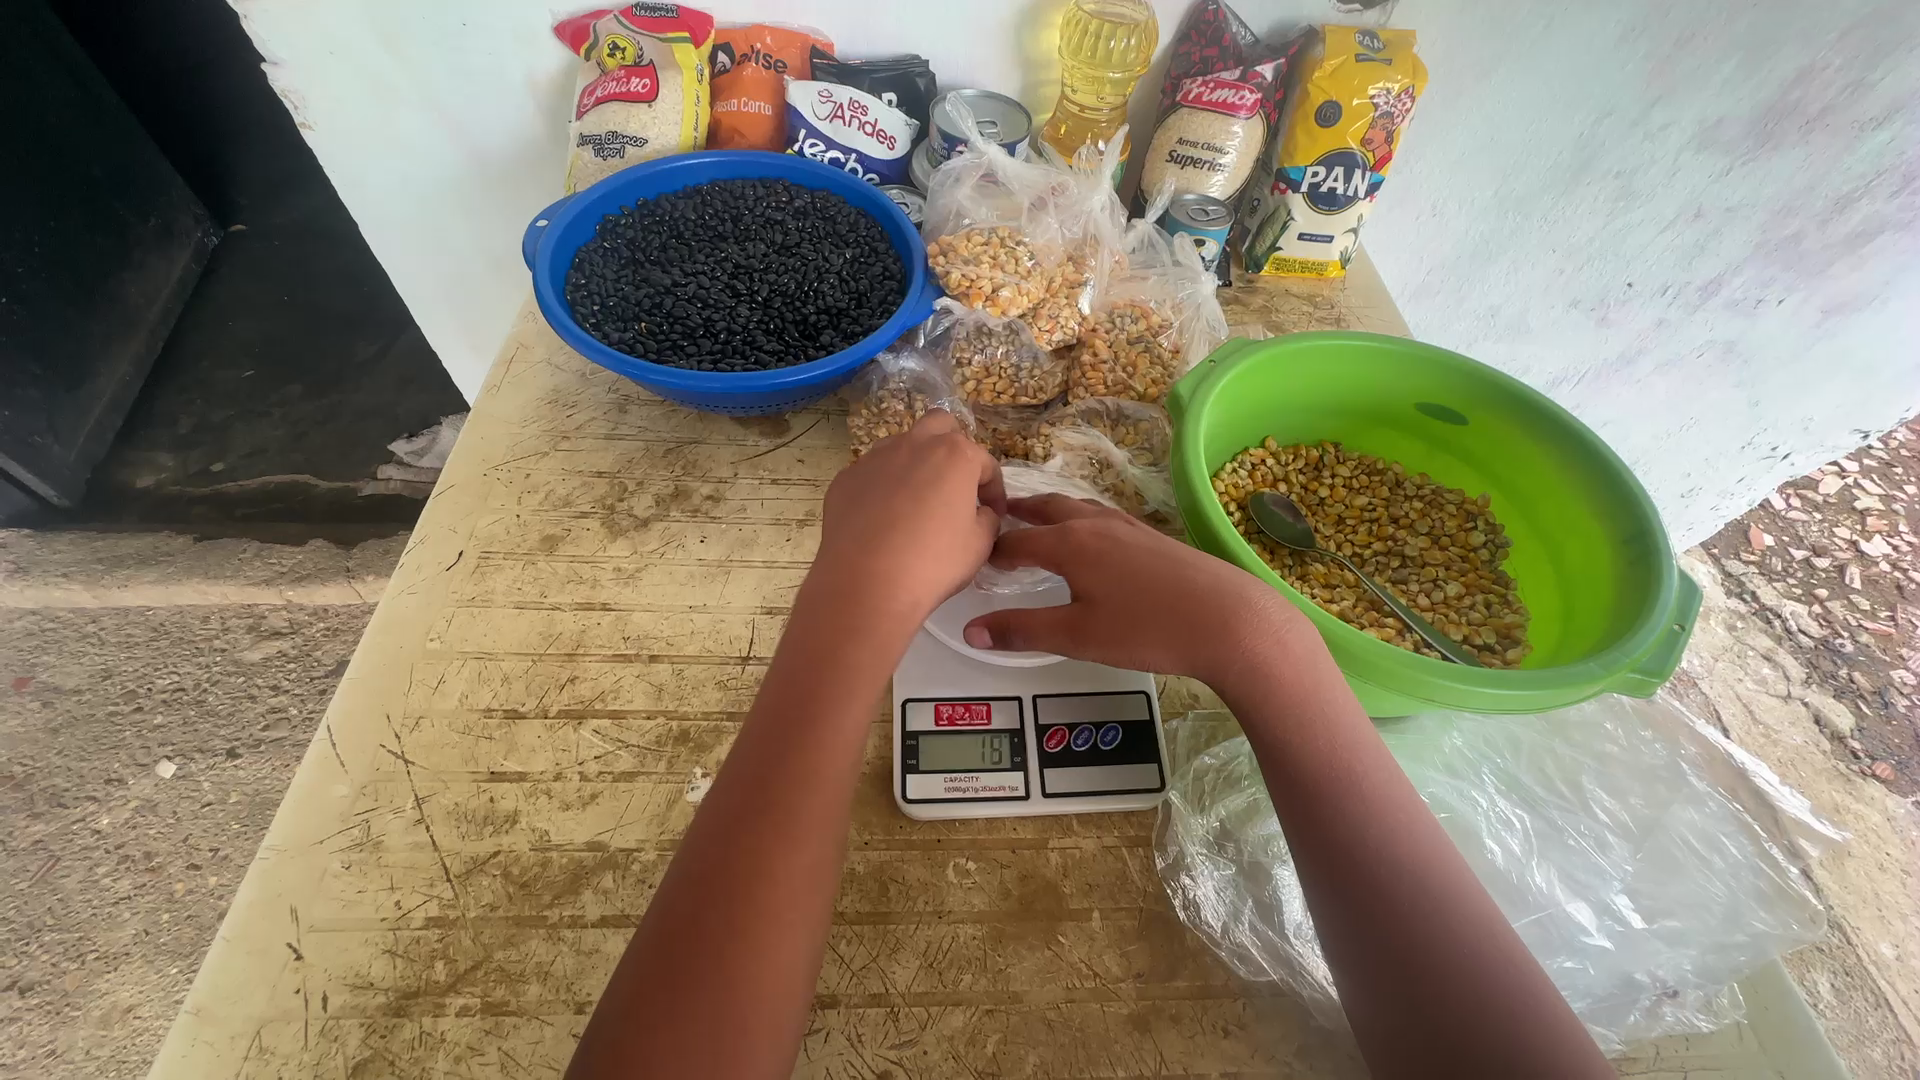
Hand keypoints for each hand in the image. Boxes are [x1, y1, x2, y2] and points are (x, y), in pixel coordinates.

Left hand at [814, 409, 1004, 627]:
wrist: (865, 584)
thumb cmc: (933, 563)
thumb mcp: (980, 544)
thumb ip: (986, 518)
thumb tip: (979, 512)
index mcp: (954, 455)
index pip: (985, 462)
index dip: (994, 489)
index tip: (994, 513)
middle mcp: (913, 445)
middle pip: (940, 425)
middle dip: (953, 448)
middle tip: (955, 485)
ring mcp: (874, 458)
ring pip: (902, 445)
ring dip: (916, 464)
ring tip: (917, 501)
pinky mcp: (846, 478)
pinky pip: (872, 473)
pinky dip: (884, 487)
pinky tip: (883, 519)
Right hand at [962, 495, 1316, 688]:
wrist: (1229, 620)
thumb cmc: (1146, 628)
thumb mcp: (1076, 636)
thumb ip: (1022, 630)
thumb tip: (971, 631)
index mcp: (1070, 543)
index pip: (1018, 541)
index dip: (994, 552)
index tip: (976, 562)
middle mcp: (1096, 525)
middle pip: (1049, 509)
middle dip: (1022, 512)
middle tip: (1001, 512)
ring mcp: (1130, 527)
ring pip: (1081, 508)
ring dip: (1054, 510)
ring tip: (1042, 516)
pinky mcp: (1156, 538)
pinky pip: (1106, 516)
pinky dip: (1084, 518)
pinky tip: (1097, 535)